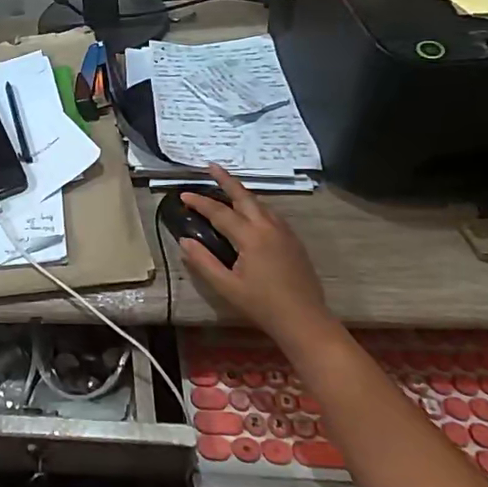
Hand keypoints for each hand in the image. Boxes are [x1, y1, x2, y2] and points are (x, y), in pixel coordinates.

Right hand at [178, 165, 331, 346]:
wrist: (304, 319)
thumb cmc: (262, 305)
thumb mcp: (226, 286)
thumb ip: (203, 262)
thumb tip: (185, 241)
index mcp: (251, 237)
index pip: (219, 212)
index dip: (200, 202)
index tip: (183, 194)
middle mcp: (269, 227)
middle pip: (245, 197)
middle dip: (227, 180)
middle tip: (211, 167)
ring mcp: (284, 233)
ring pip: (260, 204)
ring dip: (242, 193)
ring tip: (227, 187)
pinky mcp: (293, 241)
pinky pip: (271, 215)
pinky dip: (256, 206)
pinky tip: (251, 213)